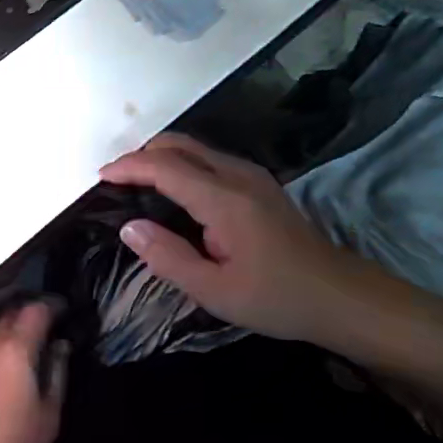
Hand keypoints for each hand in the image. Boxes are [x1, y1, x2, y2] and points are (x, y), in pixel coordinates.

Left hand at [0, 301, 67, 442]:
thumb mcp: (49, 413)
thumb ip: (58, 370)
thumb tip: (61, 344)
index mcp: (15, 345)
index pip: (38, 307)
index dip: (57, 304)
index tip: (71, 311)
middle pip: (16, 308)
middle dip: (38, 309)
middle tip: (57, 323)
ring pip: (1, 319)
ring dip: (20, 321)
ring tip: (40, 338)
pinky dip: (6, 335)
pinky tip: (18, 354)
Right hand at [102, 133, 377, 344]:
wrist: (341, 296)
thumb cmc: (277, 298)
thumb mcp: (216, 292)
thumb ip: (168, 257)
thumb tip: (129, 228)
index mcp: (224, 199)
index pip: (165, 167)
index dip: (129, 166)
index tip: (101, 176)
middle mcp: (236, 174)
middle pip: (179, 144)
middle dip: (142, 155)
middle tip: (116, 180)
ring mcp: (250, 174)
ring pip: (194, 148)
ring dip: (162, 157)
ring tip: (137, 185)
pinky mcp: (258, 181)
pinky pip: (209, 158)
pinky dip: (181, 164)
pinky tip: (174, 191)